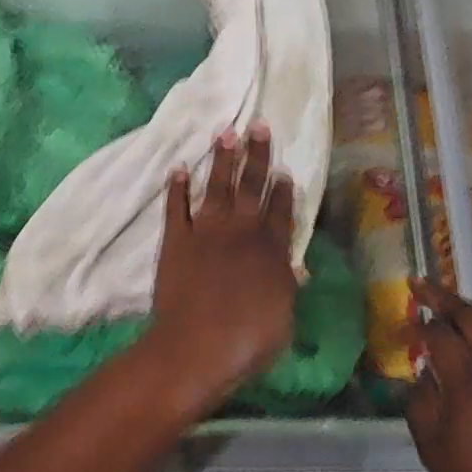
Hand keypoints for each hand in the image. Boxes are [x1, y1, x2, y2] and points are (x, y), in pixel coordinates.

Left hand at [151, 126, 297, 388]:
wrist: (197, 346)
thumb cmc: (248, 342)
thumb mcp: (283, 319)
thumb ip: (286, 288)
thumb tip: (296, 270)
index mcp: (272, 251)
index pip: (281, 212)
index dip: (283, 189)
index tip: (283, 168)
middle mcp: (241, 232)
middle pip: (252, 187)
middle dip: (257, 155)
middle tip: (258, 125)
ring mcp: (206, 233)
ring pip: (217, 187)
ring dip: (221, 160)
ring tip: (225, 132)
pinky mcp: (175, 240)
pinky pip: (176, 207)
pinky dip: (177, 187)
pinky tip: (179, 168)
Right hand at [405, 280, 471, 471]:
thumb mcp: (431, 444)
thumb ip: (420, 401)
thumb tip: (422, 374)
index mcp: (466, 376)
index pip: (436, 332)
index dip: (414, 324)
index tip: (398, 327)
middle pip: (469, 313)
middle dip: (441, 296)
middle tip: (420, 287)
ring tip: (454, 307)